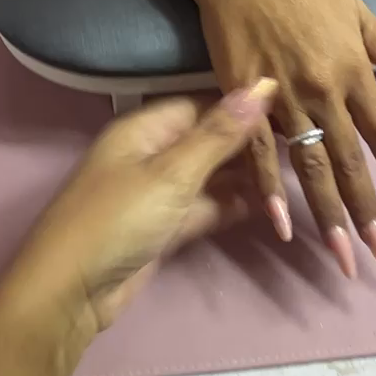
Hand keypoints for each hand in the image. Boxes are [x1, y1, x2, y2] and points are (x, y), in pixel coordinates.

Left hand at [6, 80, 275, 334]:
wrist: (73, 290)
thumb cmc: (118, 219)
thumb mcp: (172, 173)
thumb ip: (219, 134)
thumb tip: (262, 84)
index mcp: (144, 128)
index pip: (202, 103)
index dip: (243, 103)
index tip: (290, 103)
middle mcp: (151, 154)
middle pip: (208, 140)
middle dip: (249, 142)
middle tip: (303, 140)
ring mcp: (158, 193)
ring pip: (210, 177)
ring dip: (245, 177)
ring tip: (294, 171)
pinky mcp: (164, 228)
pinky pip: (205, 208)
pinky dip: (232, 206)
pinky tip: (269, 204)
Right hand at [195, 0, 375, 276]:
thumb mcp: (360, 13)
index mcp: (356, 72)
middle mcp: (325, 93)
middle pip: (351, 164)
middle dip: (368, 215)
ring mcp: (282, 100)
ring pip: (309, 168)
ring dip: (326, 216)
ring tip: (340, 256)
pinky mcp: (245, 101)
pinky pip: (258, 154)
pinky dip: (269, 191)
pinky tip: (281, 225)